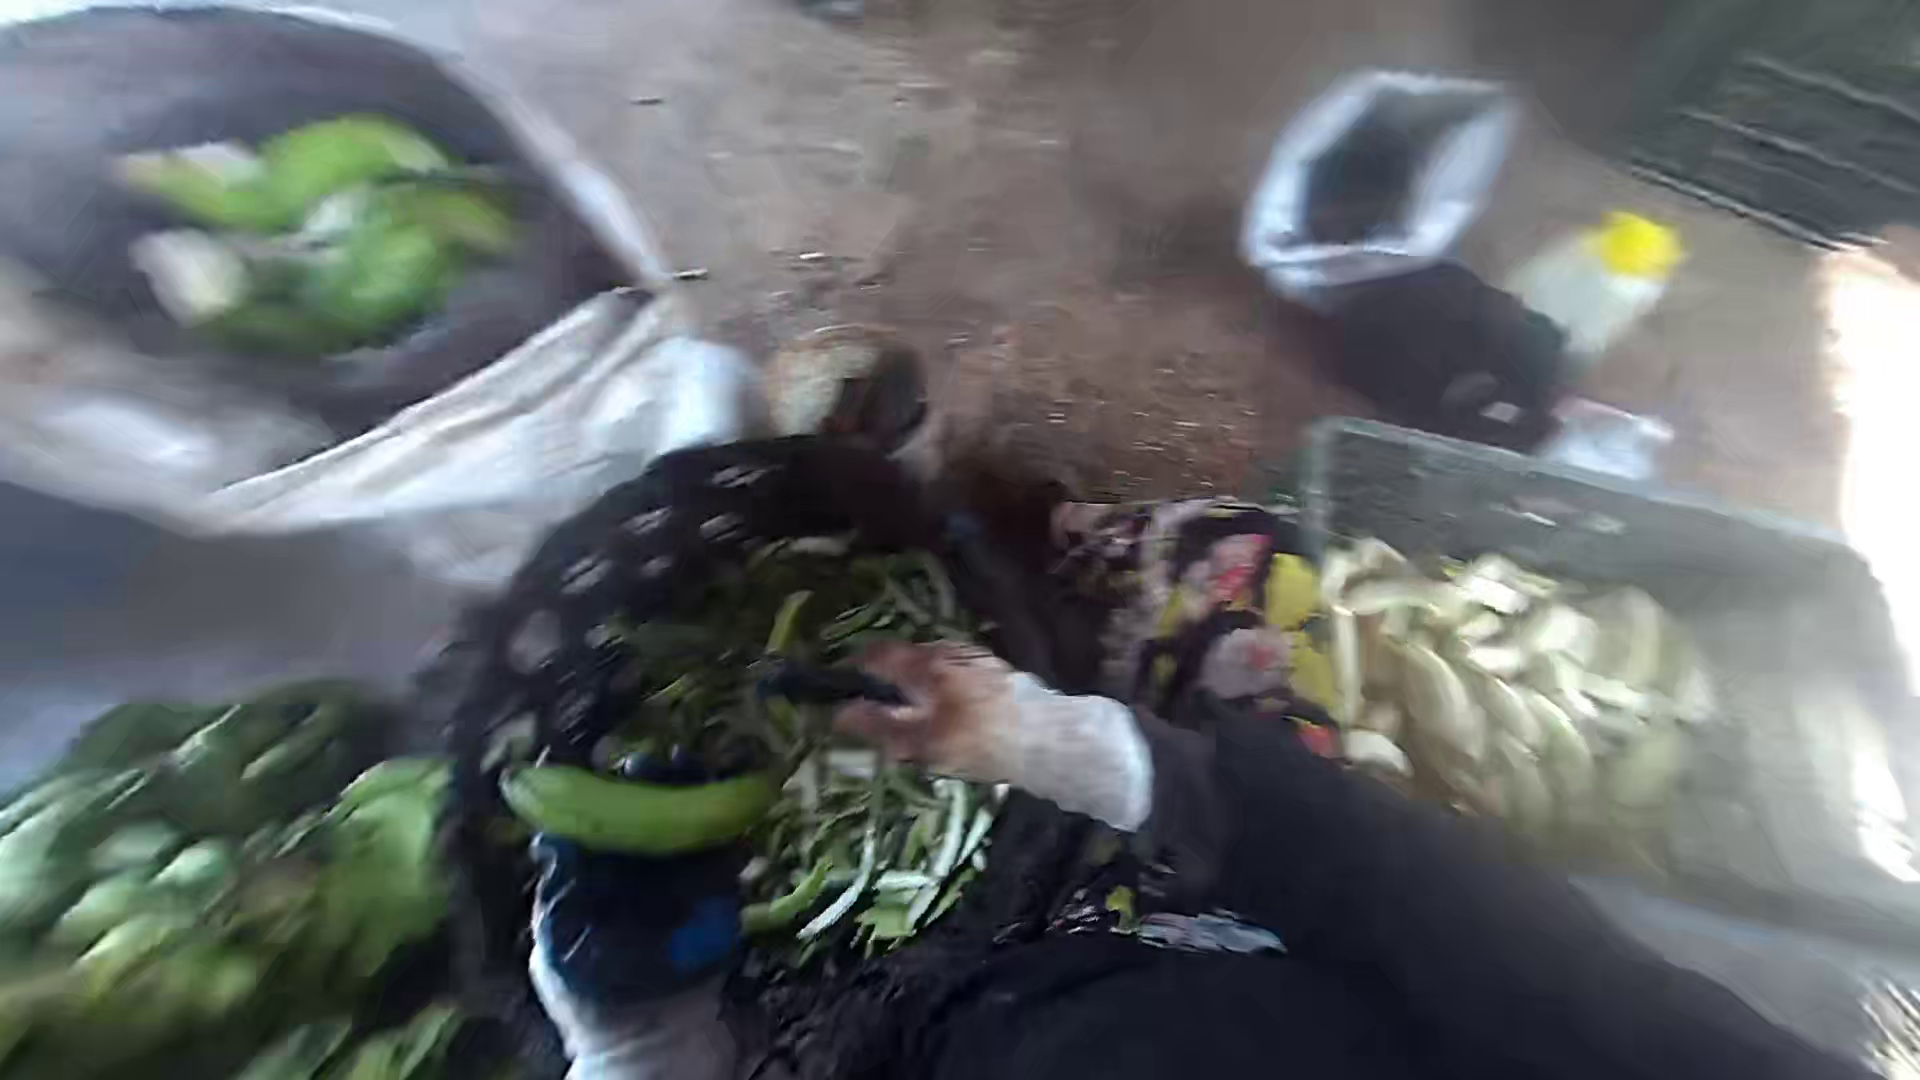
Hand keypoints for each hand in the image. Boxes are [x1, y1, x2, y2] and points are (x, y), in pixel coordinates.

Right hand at [831, 641, 1022, 784]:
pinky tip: (954, 716)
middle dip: (889, 680)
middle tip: (883, 712)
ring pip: (932, 666)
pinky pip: (955, 673)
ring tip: (920, 719)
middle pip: (905, 658)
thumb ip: (878, 725)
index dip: (856, 665)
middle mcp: (946, 650)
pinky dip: (943, 688)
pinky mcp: (993, 669)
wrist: (1042, 737)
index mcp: (923, 663)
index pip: (877, 653)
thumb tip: (840, 713)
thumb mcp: (920, 742)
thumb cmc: (975, 740)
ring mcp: (973, 657)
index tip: (844, 683)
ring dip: (918, 686)